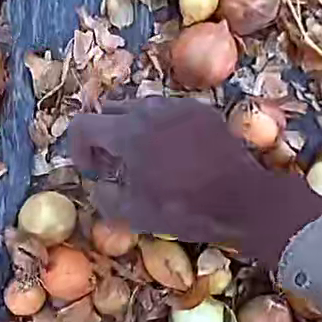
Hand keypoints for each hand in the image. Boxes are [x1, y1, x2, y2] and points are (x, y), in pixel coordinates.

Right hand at [68, 97, 321, 266]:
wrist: (244, 199)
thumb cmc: (186, 209)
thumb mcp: (135, 215)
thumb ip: (105, 197)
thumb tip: (99, 185)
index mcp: (128, 132)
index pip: (83, 124)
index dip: (78, 148)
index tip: (91, 171)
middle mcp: (151, 109)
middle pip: (110, 109)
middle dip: (102, 135)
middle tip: (113, 164)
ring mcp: (180, 106)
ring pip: (141, 106)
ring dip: (131, 127)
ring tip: (143, 158)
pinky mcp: (203, 110)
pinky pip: (169, 110)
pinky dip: (160, 125)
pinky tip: (173, 152)